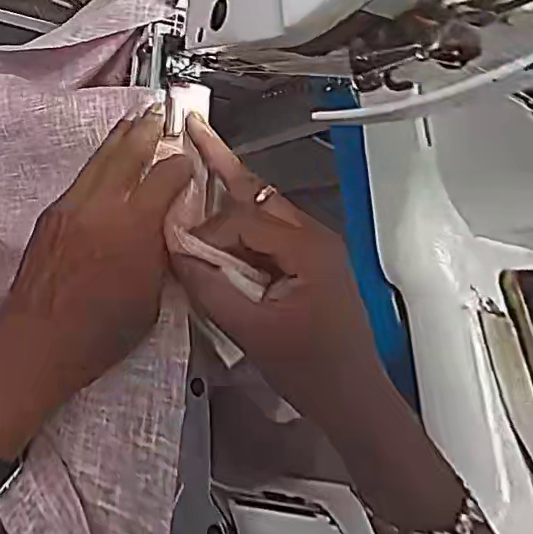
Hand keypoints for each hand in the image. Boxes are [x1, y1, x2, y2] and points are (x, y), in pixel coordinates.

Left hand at [0, 106, 193, 458]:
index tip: (187, 164)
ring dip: (120, 137)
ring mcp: (73, 206)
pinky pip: (83, 176)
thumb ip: (161, 252)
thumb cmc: (96, 333)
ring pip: (101, 158)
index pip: (165, 177)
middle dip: (148, 130)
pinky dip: (100, 161)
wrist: (36, 341)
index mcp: (133, 227)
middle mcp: (102, 207)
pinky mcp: (54, 213)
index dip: (181, 166)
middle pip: (129, 152)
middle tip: (160, 113)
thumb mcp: (150, 298)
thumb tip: (167, 225)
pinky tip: (107, 160)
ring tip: (134, 121)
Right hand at [170, 114, 388, 430]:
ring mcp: (313, 246)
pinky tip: (216, 219)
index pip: (244, 220)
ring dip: (228, 191)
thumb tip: (177, 251)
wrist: (355, 402)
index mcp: (307, 247)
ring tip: (199, 160)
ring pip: (262, 208)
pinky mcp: (307, 260)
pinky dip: (238, 223)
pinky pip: (267, 230)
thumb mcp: (255, 332)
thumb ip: (212, 289)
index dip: (207, 232)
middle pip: (257, 194)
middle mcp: (313, 235)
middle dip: (222, 164)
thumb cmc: (313, 372)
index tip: (179, 248)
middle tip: (194, 131)